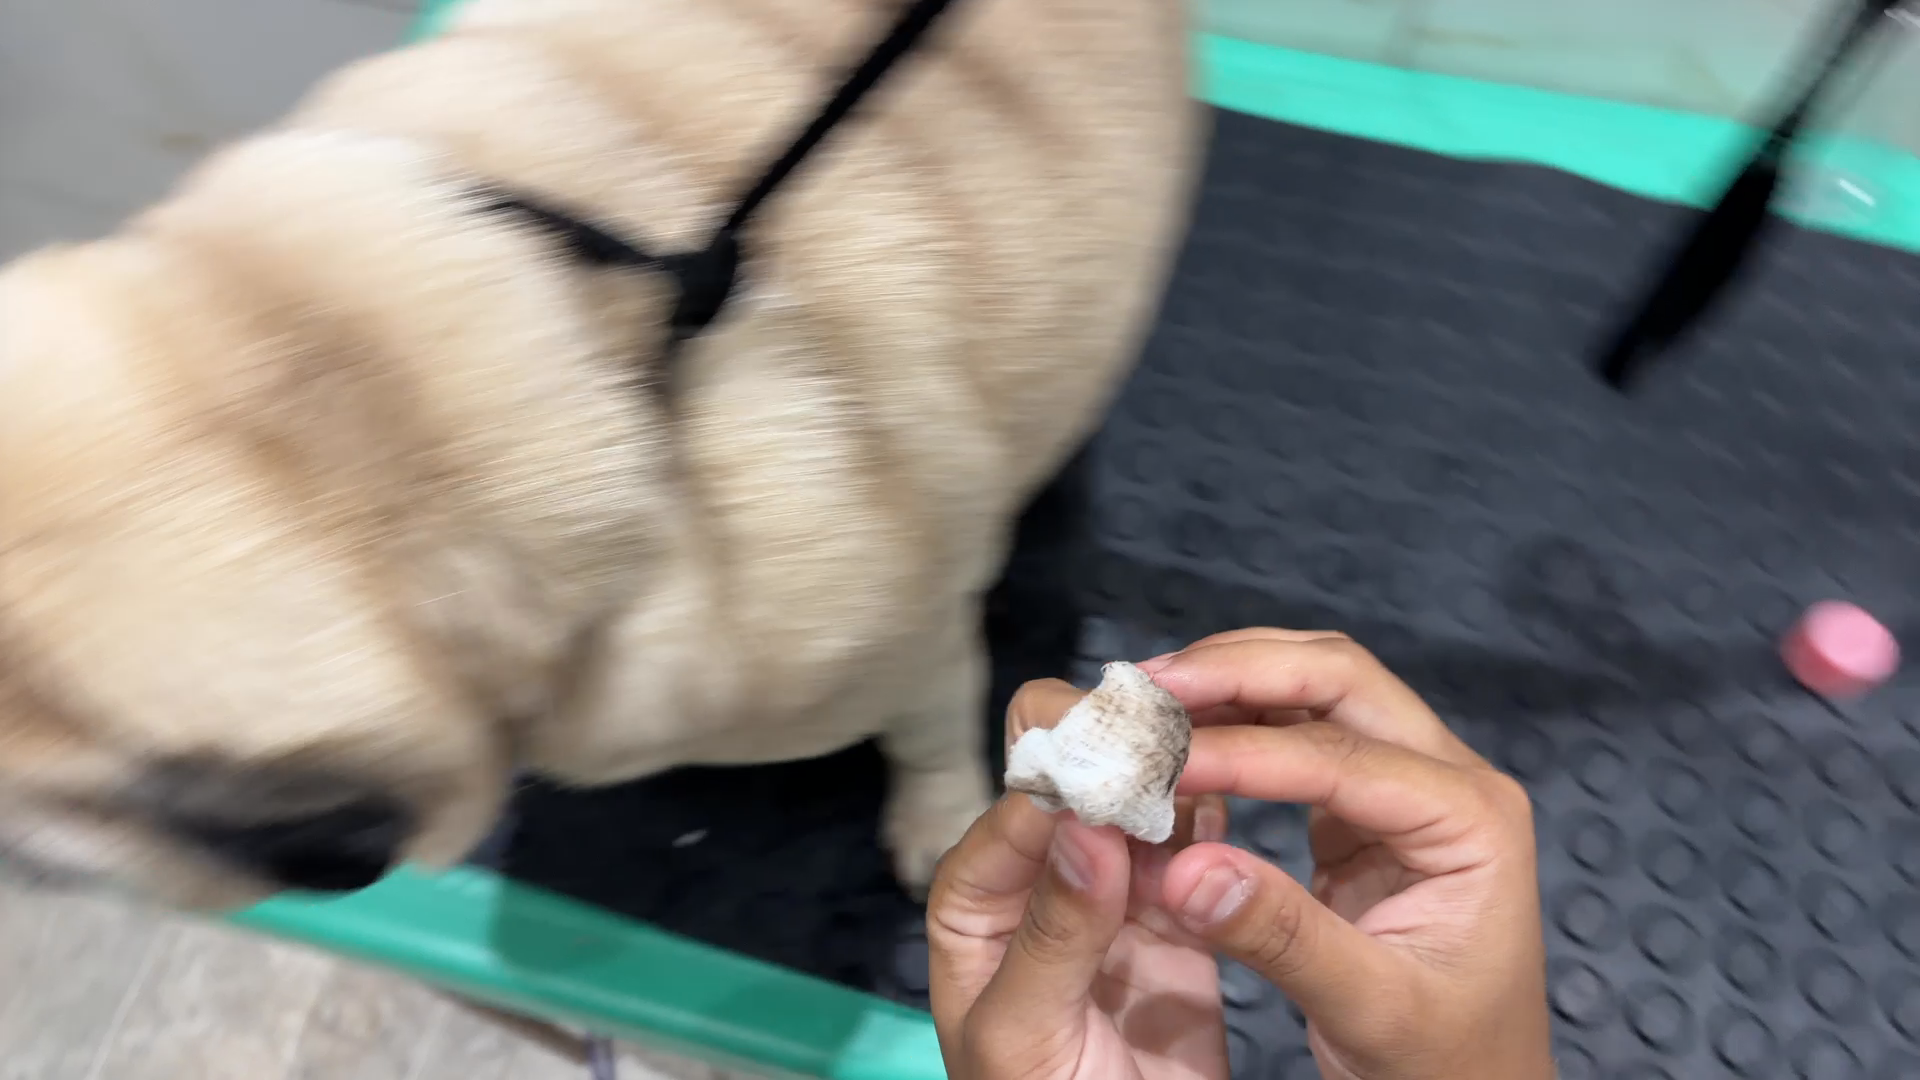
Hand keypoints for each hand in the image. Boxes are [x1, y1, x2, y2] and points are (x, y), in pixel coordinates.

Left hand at [925, 679, 1232, 1079]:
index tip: (1134, 753)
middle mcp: (1039, 864)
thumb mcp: (1022, 1037)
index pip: (1020, 797)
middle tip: (1177, 746)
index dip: (1074, 768)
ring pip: (1135, 796)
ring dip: (1169, 768)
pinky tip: (1234, 780)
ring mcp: (1109, 880)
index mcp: (979, 883)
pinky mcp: (1169, 902)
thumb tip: (1083, 822)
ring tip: (1217, 745)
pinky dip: (1206, 807)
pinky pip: (1187, 839)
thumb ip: (1050, 934)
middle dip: (1117, 750)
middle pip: (1070, 775)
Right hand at [1146, 628, 1553, 1079]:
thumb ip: (1281, 937)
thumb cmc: (1440, 1056)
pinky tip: (1183, 719)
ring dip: (1230, 672)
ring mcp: (1403, 765)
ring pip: (1312, 676)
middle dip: (1237, 668)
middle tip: (1152, 686)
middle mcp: (1444, 768)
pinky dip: (1233, 704)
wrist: (1471, 1077)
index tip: (1156, 762)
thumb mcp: (1372, 1013)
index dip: (1239, 752)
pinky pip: (1293, 714)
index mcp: (1469, 818)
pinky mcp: (1359, 780)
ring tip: (1153, 691)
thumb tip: (1184, 868)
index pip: (1338, 755)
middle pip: (1337, 674)